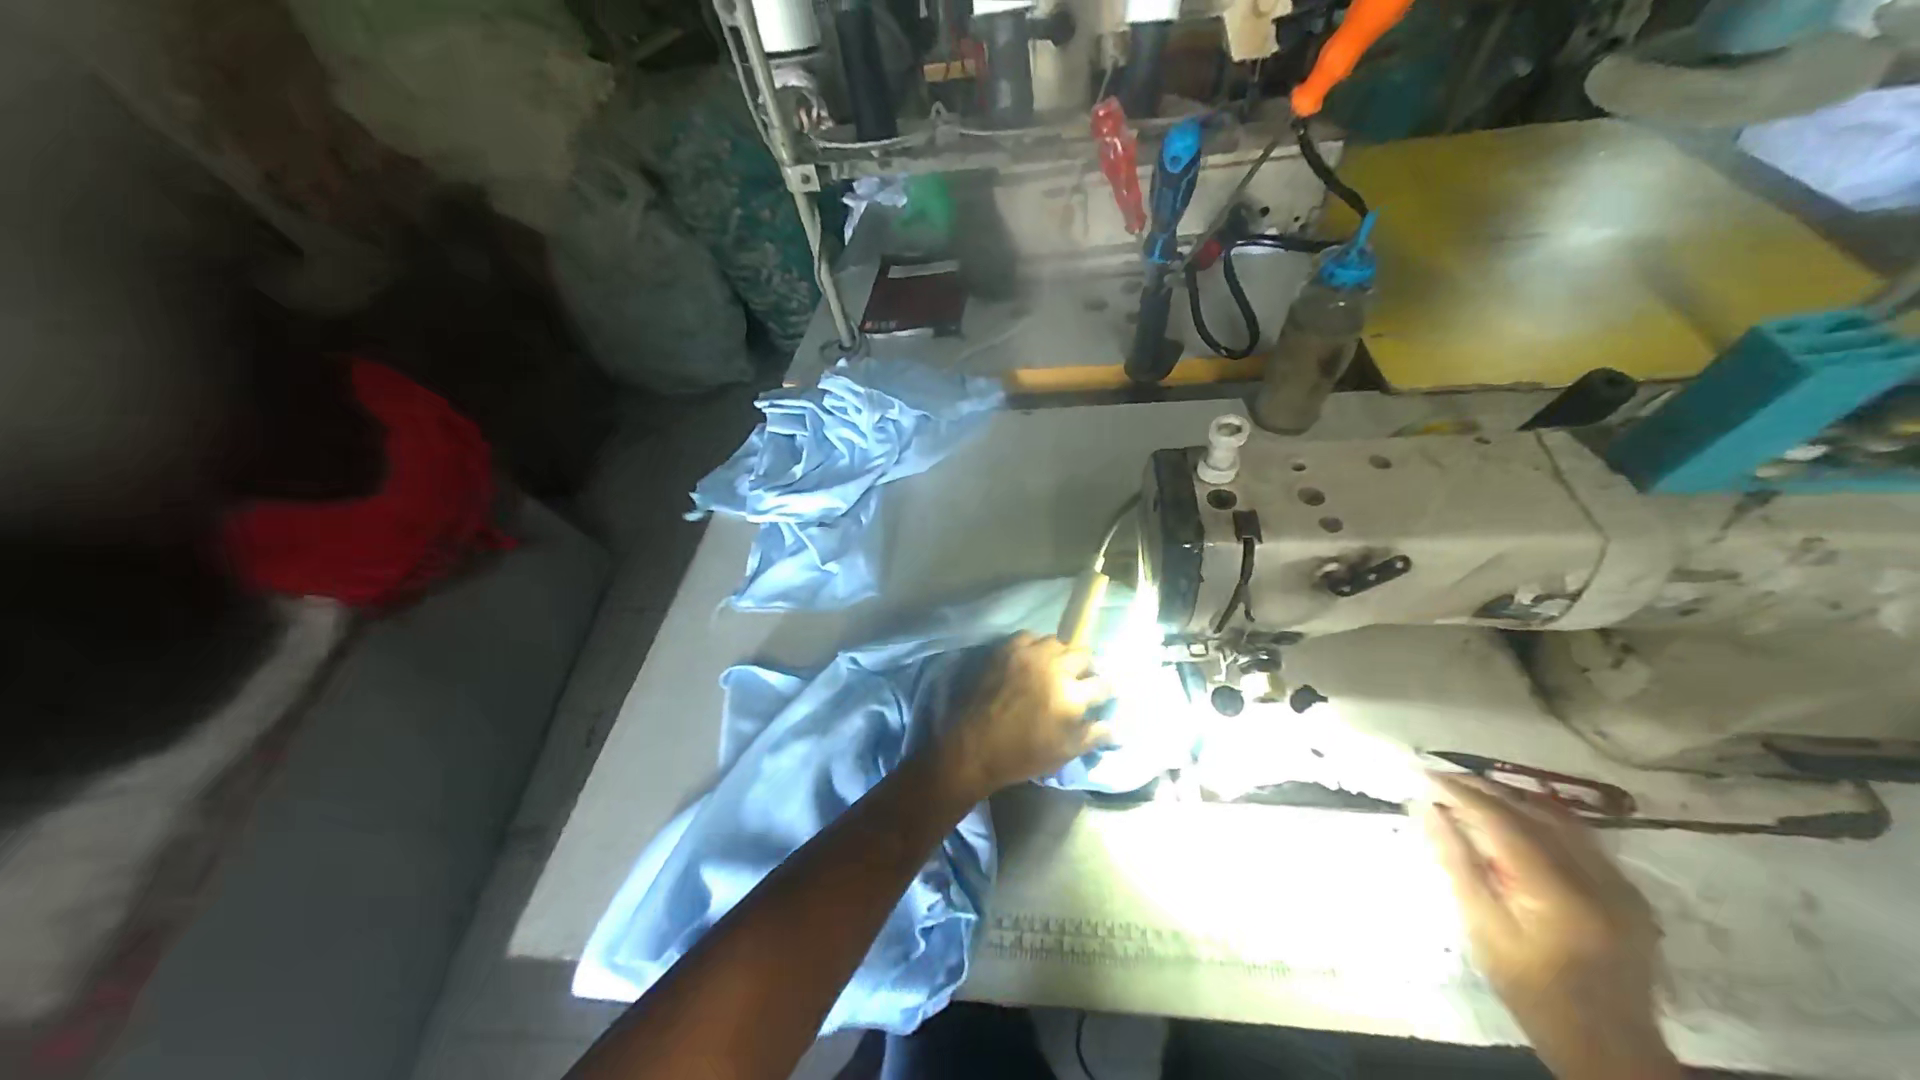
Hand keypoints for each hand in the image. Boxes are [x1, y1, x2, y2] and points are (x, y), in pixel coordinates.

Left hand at [929, 632, 1112, 803]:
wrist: (975, 746)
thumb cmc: (1023, 755)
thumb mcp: (1064, 751)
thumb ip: (1093, 735)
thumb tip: (1117, 729)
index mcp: (1072, 696)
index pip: (1103, 683)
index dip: (1107, 690)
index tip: (1104, 694)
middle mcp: (1054, 668)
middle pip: (1084, 654)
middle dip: (1087, 667)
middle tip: (1082, 679)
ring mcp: (1028, 655)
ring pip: (1057, 642)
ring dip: (1062, 654)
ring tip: (1057, 667)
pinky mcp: (1006, 650)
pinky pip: (1029, 636)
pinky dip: (1036, 646)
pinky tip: (1034, 659)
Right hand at [1418, 774, 1680, 1079]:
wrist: (1607, 1047)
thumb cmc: (1530, 990)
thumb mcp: (1483, 929)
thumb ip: (1457, 863)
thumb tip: (1427, 809)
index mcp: (1559, 893)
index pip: (1505, 822)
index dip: (1463, 793)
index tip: (1426, 774)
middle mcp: (1598, 880)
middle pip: (1536, 814)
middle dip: (1486, 790)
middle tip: (1444, 776)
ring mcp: (1622, 887)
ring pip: (1563, 821)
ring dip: (1515, 800)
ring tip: (1473, 790)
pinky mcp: (1629, 894)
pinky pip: (1582, 840)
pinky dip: (1542, 820)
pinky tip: (1517, 819)